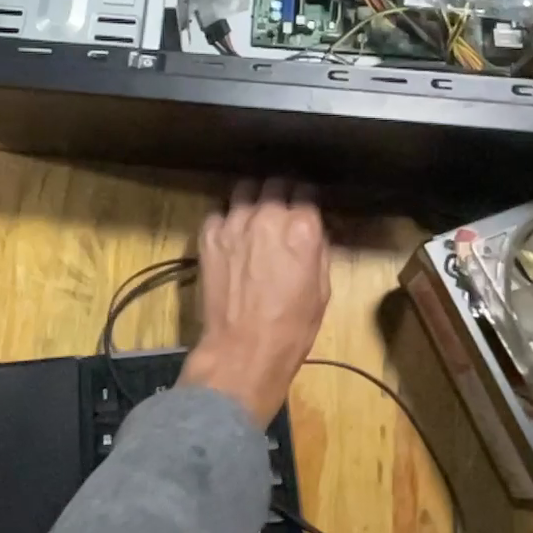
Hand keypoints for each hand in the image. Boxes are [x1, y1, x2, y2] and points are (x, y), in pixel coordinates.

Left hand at [178, 179, 331, 427]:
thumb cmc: (292, 327)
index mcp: (302, 227)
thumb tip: (315, 228)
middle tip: (282, 210)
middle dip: (282, 193)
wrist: (243, 350)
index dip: (308, 199)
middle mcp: (268, 215)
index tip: (306, 207)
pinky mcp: (210, 232)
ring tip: (255, 214)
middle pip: (276, 183)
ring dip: (254, 198)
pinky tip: (232, 235)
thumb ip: (318, 248)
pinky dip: (228, 218)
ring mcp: (235, 221)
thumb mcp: (322, 288)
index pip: (307, 190)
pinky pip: (220, 211)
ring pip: (246, 188)